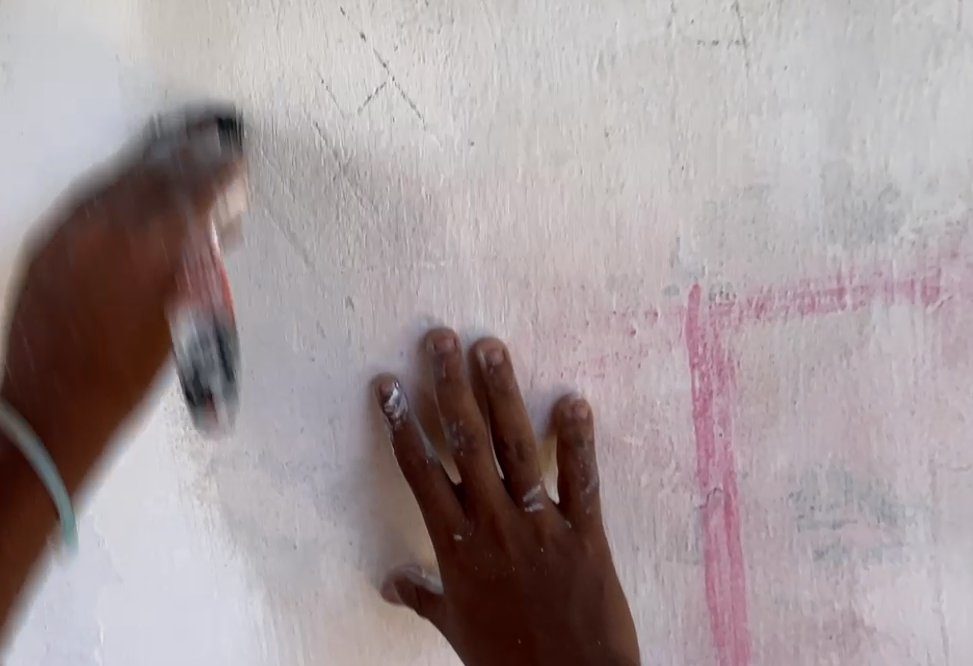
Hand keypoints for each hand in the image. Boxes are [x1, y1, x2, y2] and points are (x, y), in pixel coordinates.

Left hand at [0, 111, 244, 483]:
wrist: (51, 405)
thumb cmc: (126, 376)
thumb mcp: (177, 319)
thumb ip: (190, 264)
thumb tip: (208, 228)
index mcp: (150, 247)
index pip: (193, 192)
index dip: (219, 174)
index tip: (235, 163)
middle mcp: (109, 225)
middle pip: (155, 175)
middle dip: (187, 162)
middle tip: (209, 150)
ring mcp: (70, 229)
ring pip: (117, 179)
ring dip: (149, 168)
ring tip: (173, 159)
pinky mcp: (45, 239)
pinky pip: (86, 198)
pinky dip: (114, 188)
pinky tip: (127, 188)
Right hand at [373, 330, 639, 665]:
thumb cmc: (507, 659)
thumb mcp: (455, 625)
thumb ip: (421, 594)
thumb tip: (387, 584)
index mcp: (455, 540)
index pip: (418, 468)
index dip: (401, 422)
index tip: (388, 383)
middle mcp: (492, 520)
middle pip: (464, 440)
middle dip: (450, 384)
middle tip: (441, 339)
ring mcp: (539, 523)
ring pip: (515, 446)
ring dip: (502, 393)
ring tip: (491, 347)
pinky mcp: (585, 535)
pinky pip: (581, 480)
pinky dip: (578, 440)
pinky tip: (573, 399)